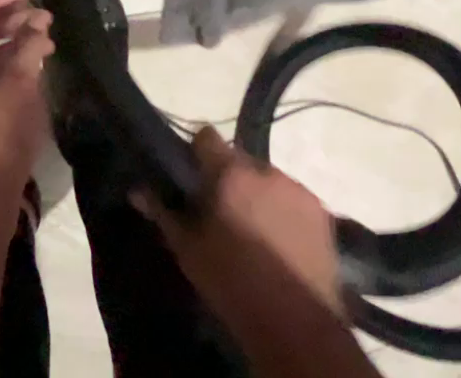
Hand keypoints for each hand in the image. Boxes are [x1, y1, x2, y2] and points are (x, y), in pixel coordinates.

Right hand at [142, 127, 344, 317]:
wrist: (295, 324)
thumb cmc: (232, 284)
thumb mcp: (189, 251)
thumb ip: (164, 213)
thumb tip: (138, 190)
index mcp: (230, 174)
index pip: (207, 136)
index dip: (196, 152)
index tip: (190, 177)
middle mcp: (266, 170)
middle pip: (239, 160)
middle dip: (228, 178)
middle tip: (220, 212)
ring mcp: (298, 189)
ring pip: (268, 179)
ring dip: (257, 194)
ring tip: (253, 230)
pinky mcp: (322, 211)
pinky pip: (293, 199)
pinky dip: (283, 211)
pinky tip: (280, 242)